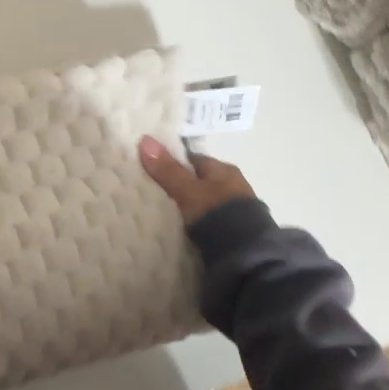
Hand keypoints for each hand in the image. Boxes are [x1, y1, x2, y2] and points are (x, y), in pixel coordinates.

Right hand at [138, 136, 254, 224]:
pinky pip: (207, 218)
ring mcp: (234, 207)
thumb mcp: (187, 190)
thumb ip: (167, 170)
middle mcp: (232, 185)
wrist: (244, 250)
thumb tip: (145, 139)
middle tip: (154, 193)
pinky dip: (194, 220)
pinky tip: (181, 227)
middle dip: (180, 185)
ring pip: (203, 200)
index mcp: (224, 170)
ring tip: (163, 213)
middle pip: (199, 180)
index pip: (194, 160)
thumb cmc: (216, 212)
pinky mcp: (232, 228)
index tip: (152, 171)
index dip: (173, 163)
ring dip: (188, 205)